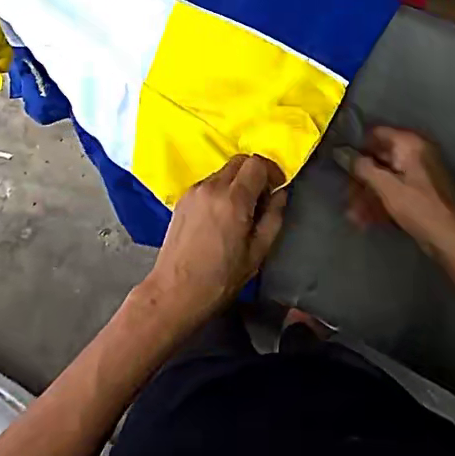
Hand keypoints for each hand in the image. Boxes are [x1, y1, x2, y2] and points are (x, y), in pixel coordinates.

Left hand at [143, 154, 287, 325]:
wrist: (174, 294)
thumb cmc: (219, 278)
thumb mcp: (258, 252)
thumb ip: (274, 217)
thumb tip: (280, 195)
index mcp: (234, 200)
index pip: (257, 163)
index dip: (272, 172)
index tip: (277, 188)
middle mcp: (212, 188)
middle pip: (241, 161)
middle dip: (256, 173)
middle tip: (262, 196)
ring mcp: (194, 192)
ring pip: (224, 171)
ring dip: (238, 181)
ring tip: (241, 209)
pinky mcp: (182, 200)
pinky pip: (209, 183)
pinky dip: (221, 189)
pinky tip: (222, 214)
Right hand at [346, 126, 454, 252]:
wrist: (449, 237)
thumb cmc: (418, 207)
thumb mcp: (387, 188)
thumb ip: (364, 168)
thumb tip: (342, 152)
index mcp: (410, 144)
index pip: (377, 134)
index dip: (358, 146)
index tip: (340, 160)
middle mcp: (415, 153)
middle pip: (380, 158)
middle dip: (360, 179)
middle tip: (345, 196)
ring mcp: (418, 173)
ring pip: (385, 177)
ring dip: (368, 195)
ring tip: (353, 216)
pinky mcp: (419, 191)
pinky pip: (394, 190)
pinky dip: (380, 201)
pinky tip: (365, 221)